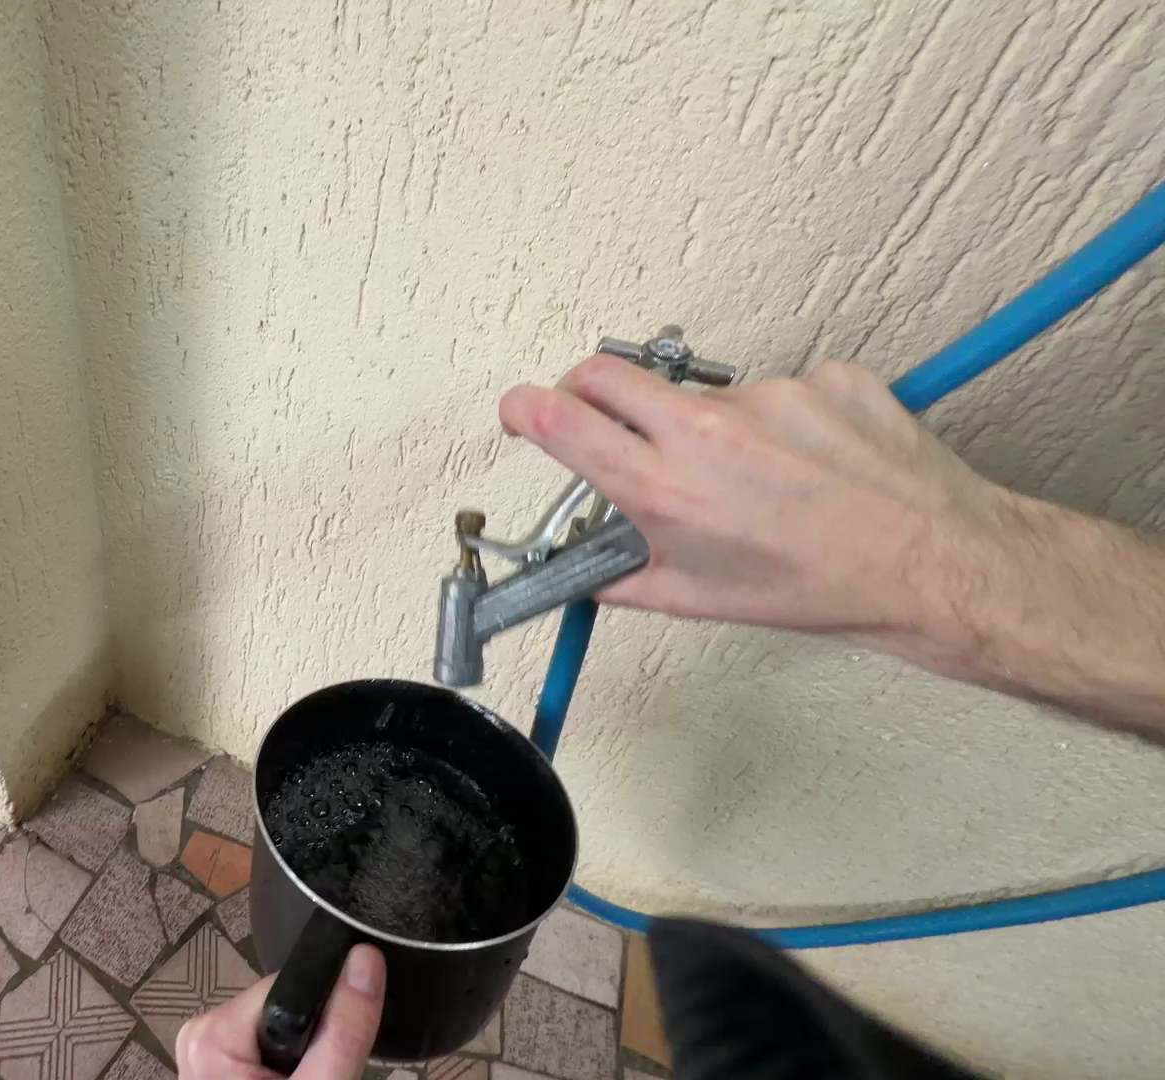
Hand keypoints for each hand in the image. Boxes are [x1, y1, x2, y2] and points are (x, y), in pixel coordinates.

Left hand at [175, 945, 385, 1079]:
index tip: (333, 1054)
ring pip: (273, 1032)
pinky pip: (260, 1051)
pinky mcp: (211, 1069)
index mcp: (210, 1033)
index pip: (284, 989)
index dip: (320, 1013)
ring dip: (300, 1058)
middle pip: (278, 1010)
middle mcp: (197, 1034)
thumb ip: (343, 1030)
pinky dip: (283, 1070)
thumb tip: (367, 959)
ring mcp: (200, 1054)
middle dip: (309, 1043)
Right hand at [497, 356, 1017, 648]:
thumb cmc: (812, 587)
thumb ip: (613, 578)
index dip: (522, 408)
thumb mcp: (687, 597)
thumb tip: (574, 571)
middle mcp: (705, 433)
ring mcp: (767, 396)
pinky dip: (763, 420)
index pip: (559, 420)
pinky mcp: (822, 377)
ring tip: (742, 471)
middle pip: (602, 373)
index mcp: (662, 489)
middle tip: (601, 422)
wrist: (935, 563)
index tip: (519, 413)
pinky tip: (793, 458)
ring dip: (691, 424)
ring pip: (688, 392)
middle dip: (582, 392)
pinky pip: (763, 389)